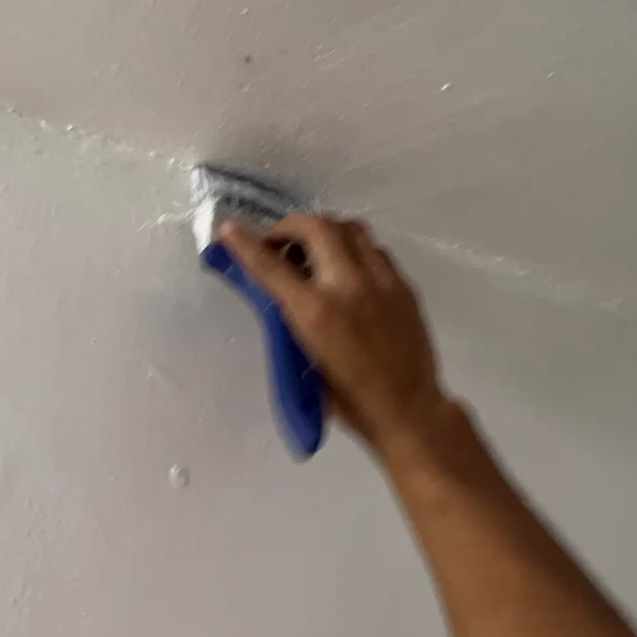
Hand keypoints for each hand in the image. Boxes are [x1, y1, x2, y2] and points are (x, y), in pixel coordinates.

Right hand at [218, 215, 451, 452]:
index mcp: (316, 312)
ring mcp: (381, 282)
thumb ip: (292, 319)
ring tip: (316, 253)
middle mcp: (348, 286)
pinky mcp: (403, 286)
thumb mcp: (305, 360)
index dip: (246, 245)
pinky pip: (374, 250)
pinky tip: (348, 272)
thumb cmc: (348, 399)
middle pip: (316, 227)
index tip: (229, 229)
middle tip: (281, 245)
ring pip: (350, 228)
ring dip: (325, 232)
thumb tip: (281, 293)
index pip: (271, 267)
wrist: (407, 410)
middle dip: (290, 227)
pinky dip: (354, 250)